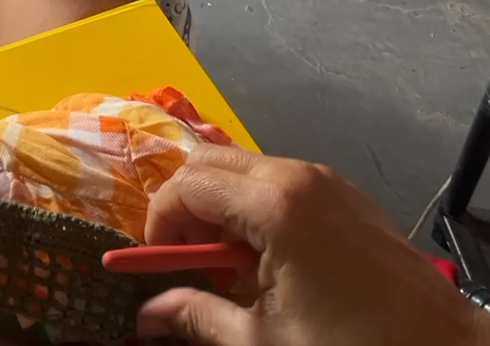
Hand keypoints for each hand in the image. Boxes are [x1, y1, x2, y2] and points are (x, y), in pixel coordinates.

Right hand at [137, 146, 489, 345]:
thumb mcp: (265, 343)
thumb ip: (198, 316)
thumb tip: (146, 314)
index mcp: (273, 204)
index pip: (187, 186)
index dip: (161, 220)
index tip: (159, 262)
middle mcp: (293, 175)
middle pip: (208, 162)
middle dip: (186, 205)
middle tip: (189, 258)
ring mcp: (322, 178)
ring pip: (240, 167)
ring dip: (219, 204)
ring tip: (229, 265)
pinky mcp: (343, 192)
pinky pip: (275, 179)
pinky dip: (252, 204)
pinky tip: (267, 257)